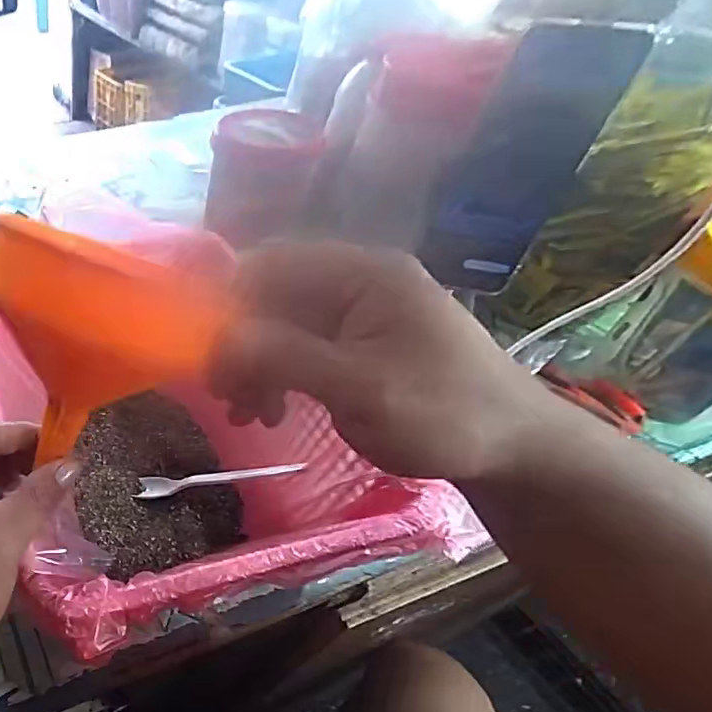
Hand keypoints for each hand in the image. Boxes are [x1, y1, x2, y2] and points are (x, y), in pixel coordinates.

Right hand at [211, 243, 580, 482]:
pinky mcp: (354, 349)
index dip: (226, 301)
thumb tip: (221, 338)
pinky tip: (269, 414)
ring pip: (278, 330)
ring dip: (253, 368)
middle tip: (225, 395)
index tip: (202, 353)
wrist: (509, 447)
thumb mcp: (362, 388)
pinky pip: (297, 354)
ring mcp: (355, 318)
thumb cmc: (442, 413)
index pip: (271, 264)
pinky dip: (275, 381)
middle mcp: (354, 284)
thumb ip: (288, 357)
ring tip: (247, 415)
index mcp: (362, 274)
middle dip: (239, 345)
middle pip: (270, 298)